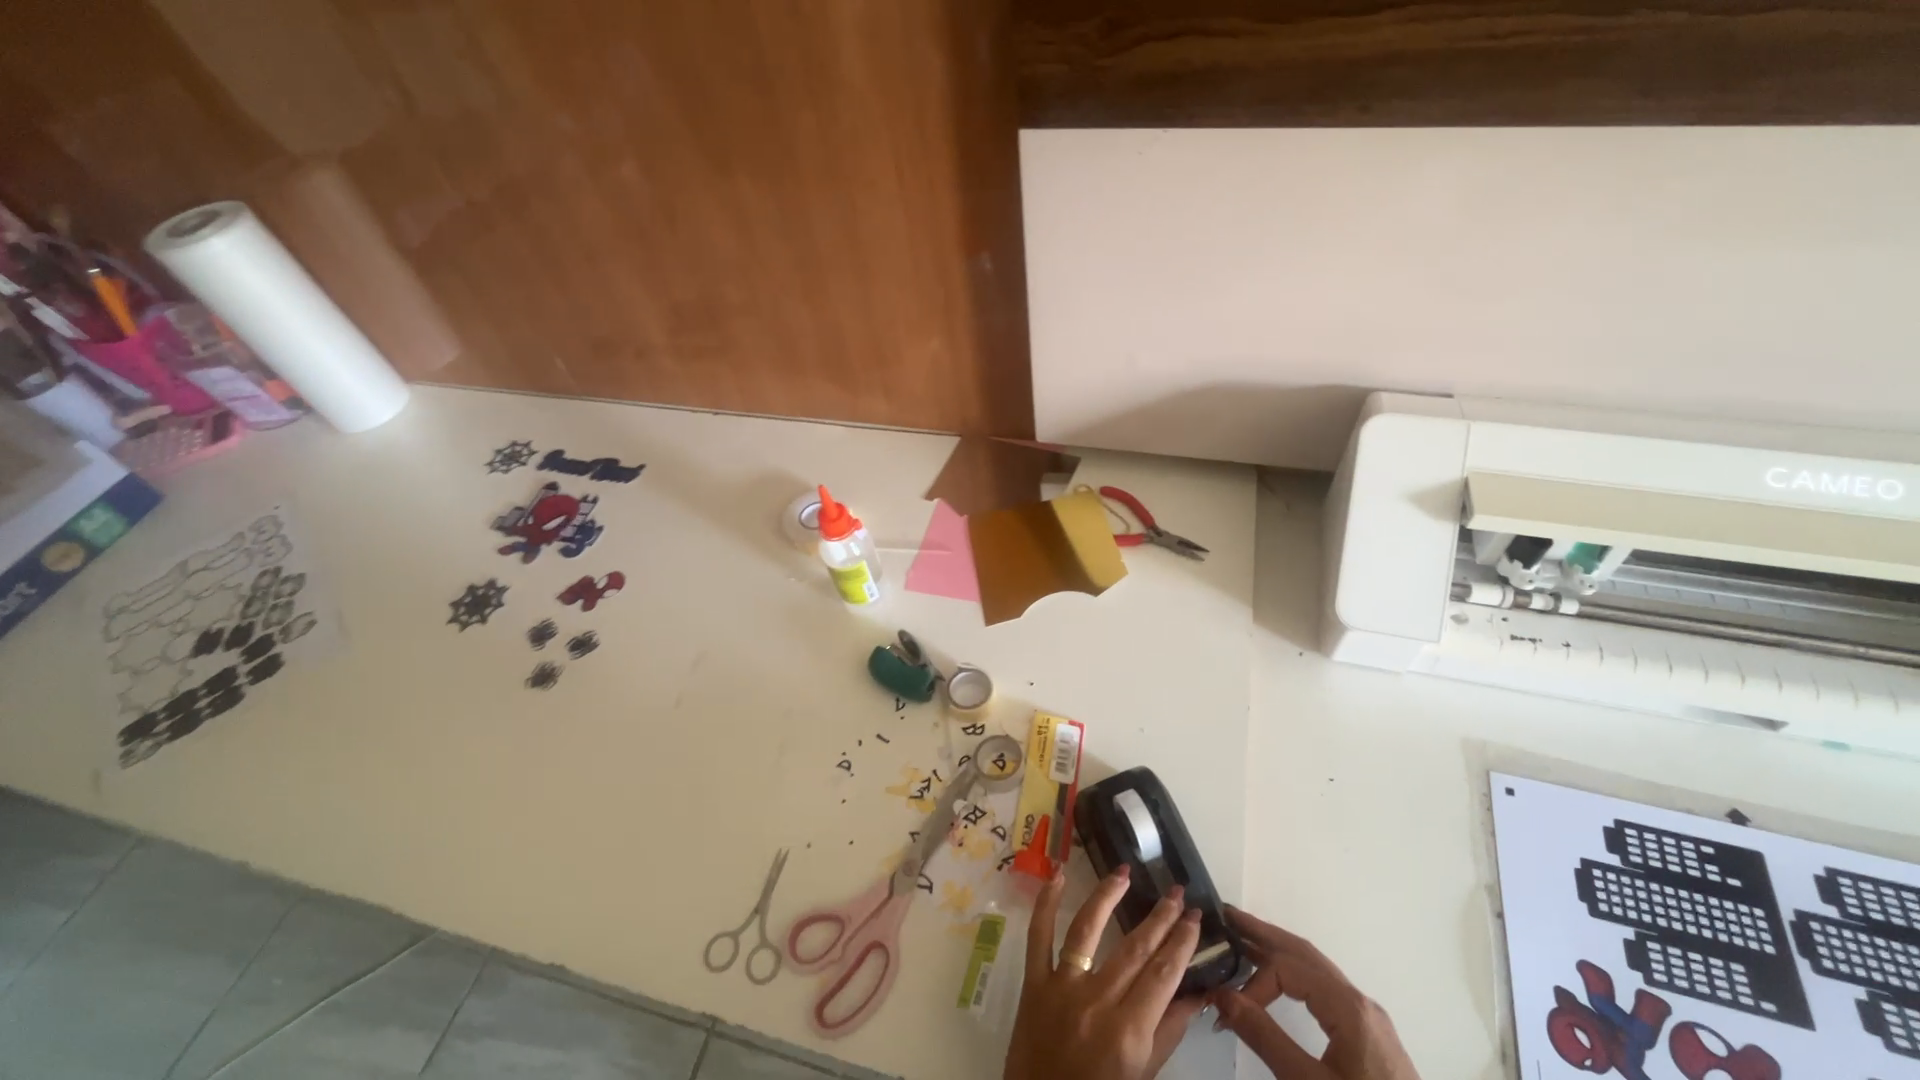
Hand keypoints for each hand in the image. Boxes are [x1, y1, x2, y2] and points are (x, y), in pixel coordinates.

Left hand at [1003, 864, 1206, 1079]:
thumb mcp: (1143, 1072)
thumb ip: (1169, 1030)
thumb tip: (1199, 992)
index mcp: (1129, 1030)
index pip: (1164, 974)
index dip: (1183, 942)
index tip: (1197, 917)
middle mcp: (1096, 1002)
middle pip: (1134, 949)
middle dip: (1160, 917)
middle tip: (1177, 892)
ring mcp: (1062, 988)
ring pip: (1087, 931)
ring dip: (1108, 897)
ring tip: (1123, 872)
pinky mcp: (1033, 984)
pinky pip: (1038, 938)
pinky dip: (1045, 905)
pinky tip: (1058, 876)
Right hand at [1211, 907, 1420, 1078]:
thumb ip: (1265, 1037)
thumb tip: (1221, 995)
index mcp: (1348, 1007)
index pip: (1287, 969)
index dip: (1253, 984)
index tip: (1229, 1013)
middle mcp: (1359, 1001)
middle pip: (1304, 952)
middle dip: (1263, 933)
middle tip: (1226, 917)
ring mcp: (1367, 1016)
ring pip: (1316, 968)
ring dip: (1279, 950)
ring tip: (1243, 939)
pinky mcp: (1369, 1034)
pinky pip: (1325, 988)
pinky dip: (1295, 973)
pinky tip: (1280, 981)